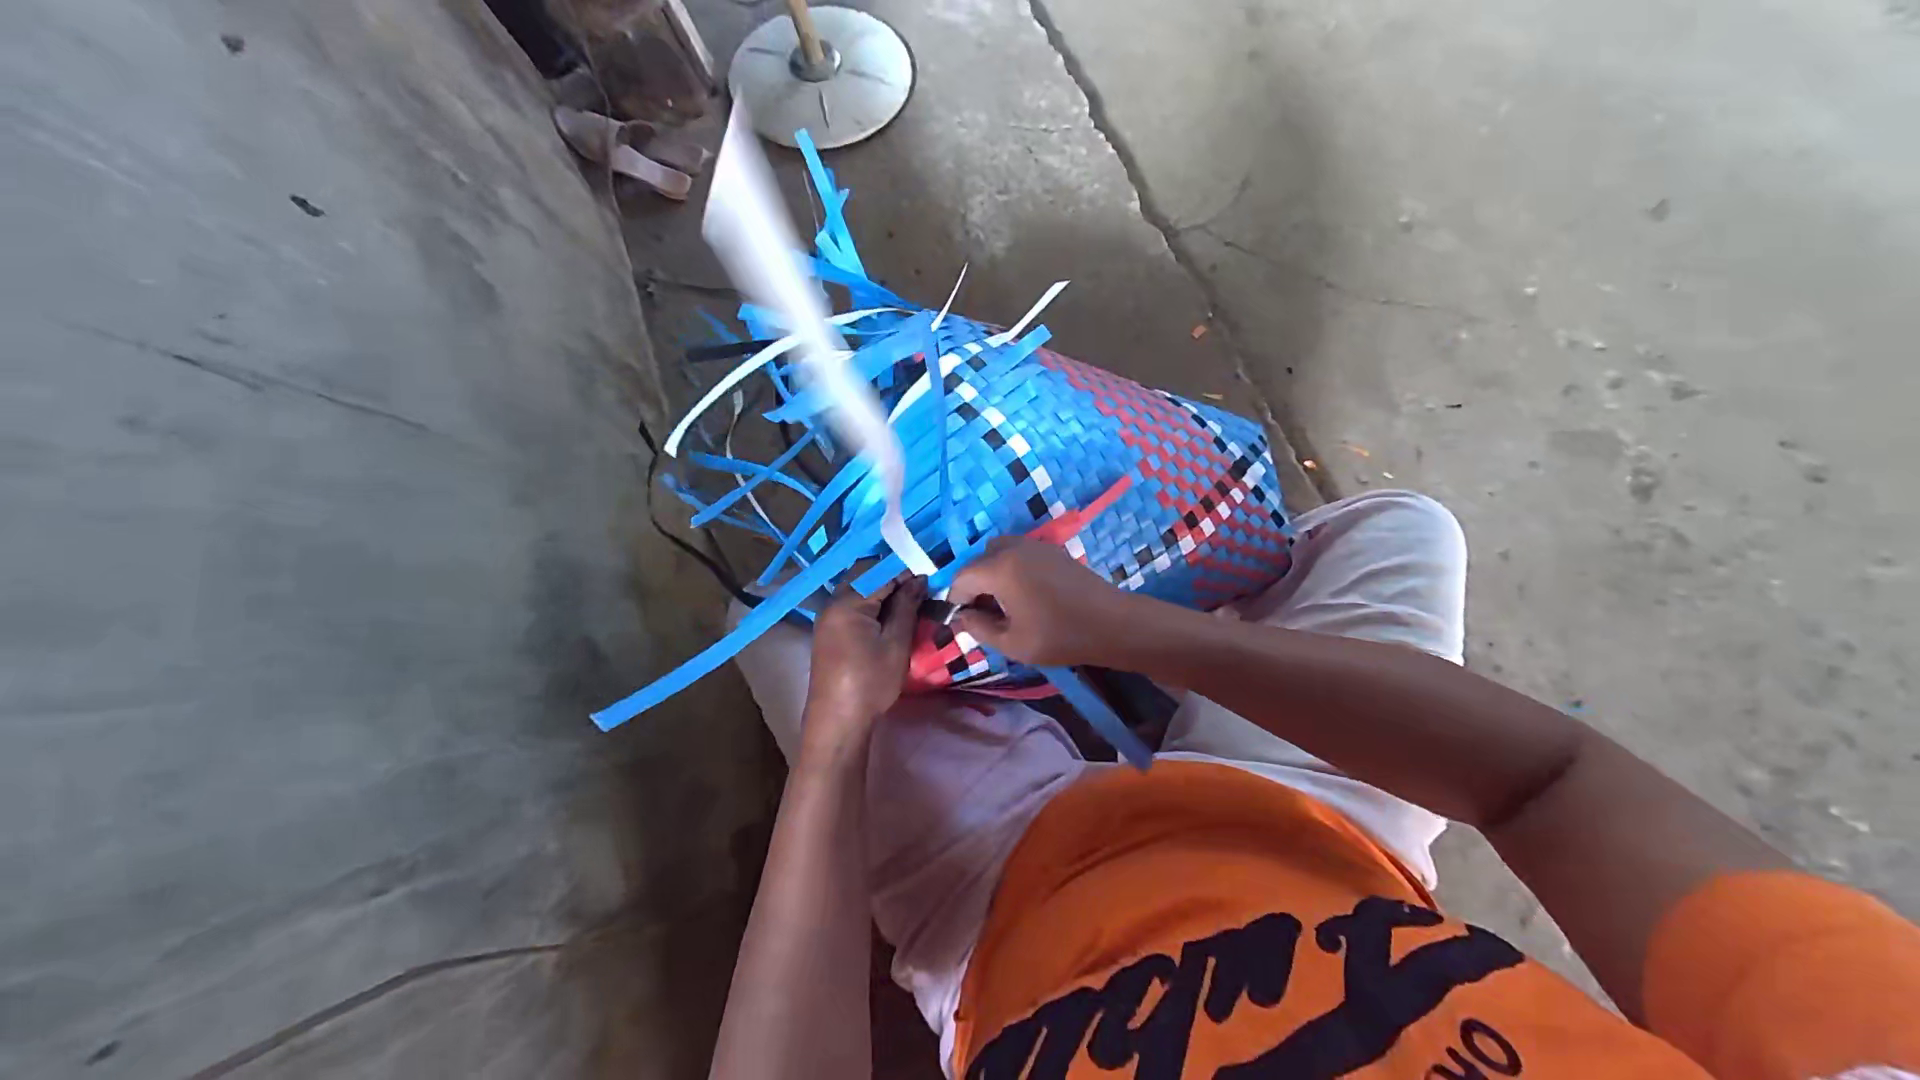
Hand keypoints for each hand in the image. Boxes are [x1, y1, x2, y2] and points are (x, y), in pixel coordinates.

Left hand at [801, 575, 924, 759]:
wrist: (838, 721)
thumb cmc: (870, 682)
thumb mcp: (896, 643)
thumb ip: (906, 606)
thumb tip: (919, 578)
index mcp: (847, 602)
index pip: (879, 570)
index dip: (906, 569)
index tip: (931, 576)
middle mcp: (832, 603)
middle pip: (865, 575)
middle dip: (894, 576)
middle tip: (922, 588)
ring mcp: (828, 617)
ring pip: (859, 589)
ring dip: (883, 590)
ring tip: (910, 601)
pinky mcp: (830, 631)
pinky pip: (853, 605)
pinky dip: (873, 603)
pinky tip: (891, 615)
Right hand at [948, 538, 1146, 666]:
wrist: (1112, 624)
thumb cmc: (1060, 636)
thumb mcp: (1012, 643)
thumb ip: (979, 628)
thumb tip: (962, 617)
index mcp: (1000, 568)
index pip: (962, 578)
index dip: (956, 600)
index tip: (962, 622)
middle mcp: (1014, 548)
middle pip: (979, 561)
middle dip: (973, 585)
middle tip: (983, 615)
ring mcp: (1035, 546)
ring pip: (998, 552)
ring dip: (992, 573)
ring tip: (1003, 604)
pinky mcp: (1052, 550)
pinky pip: (1018, 553)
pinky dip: (1011, 568)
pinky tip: (1025, 594)